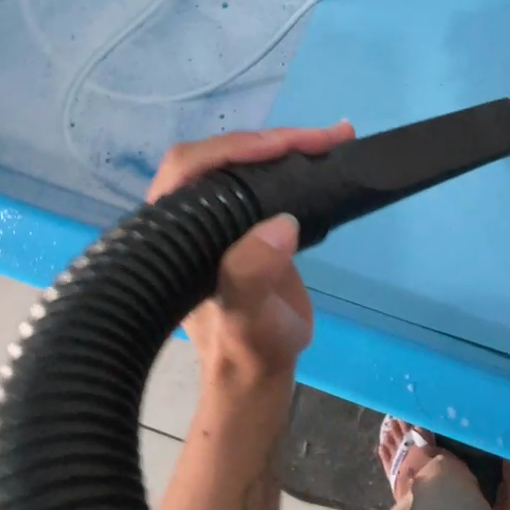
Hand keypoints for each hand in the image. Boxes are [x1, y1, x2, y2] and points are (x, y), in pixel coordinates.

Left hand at [146, 123, 354, 391]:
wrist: (261, 370)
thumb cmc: (249, 349)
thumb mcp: (247, 322)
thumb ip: (250, 277)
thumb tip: (279, 225)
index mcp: (173, 232)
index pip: (190, 167)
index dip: (234, 149)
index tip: (283, 147)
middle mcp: (189, 216)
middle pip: (223, 156)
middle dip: (273, 140)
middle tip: (325, 138)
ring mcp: (220, 218)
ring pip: (247, 163)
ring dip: (291, 146)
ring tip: (335, 138)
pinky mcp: (249, 223)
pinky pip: (268, 181)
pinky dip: (298, 163)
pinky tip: (327, 154)